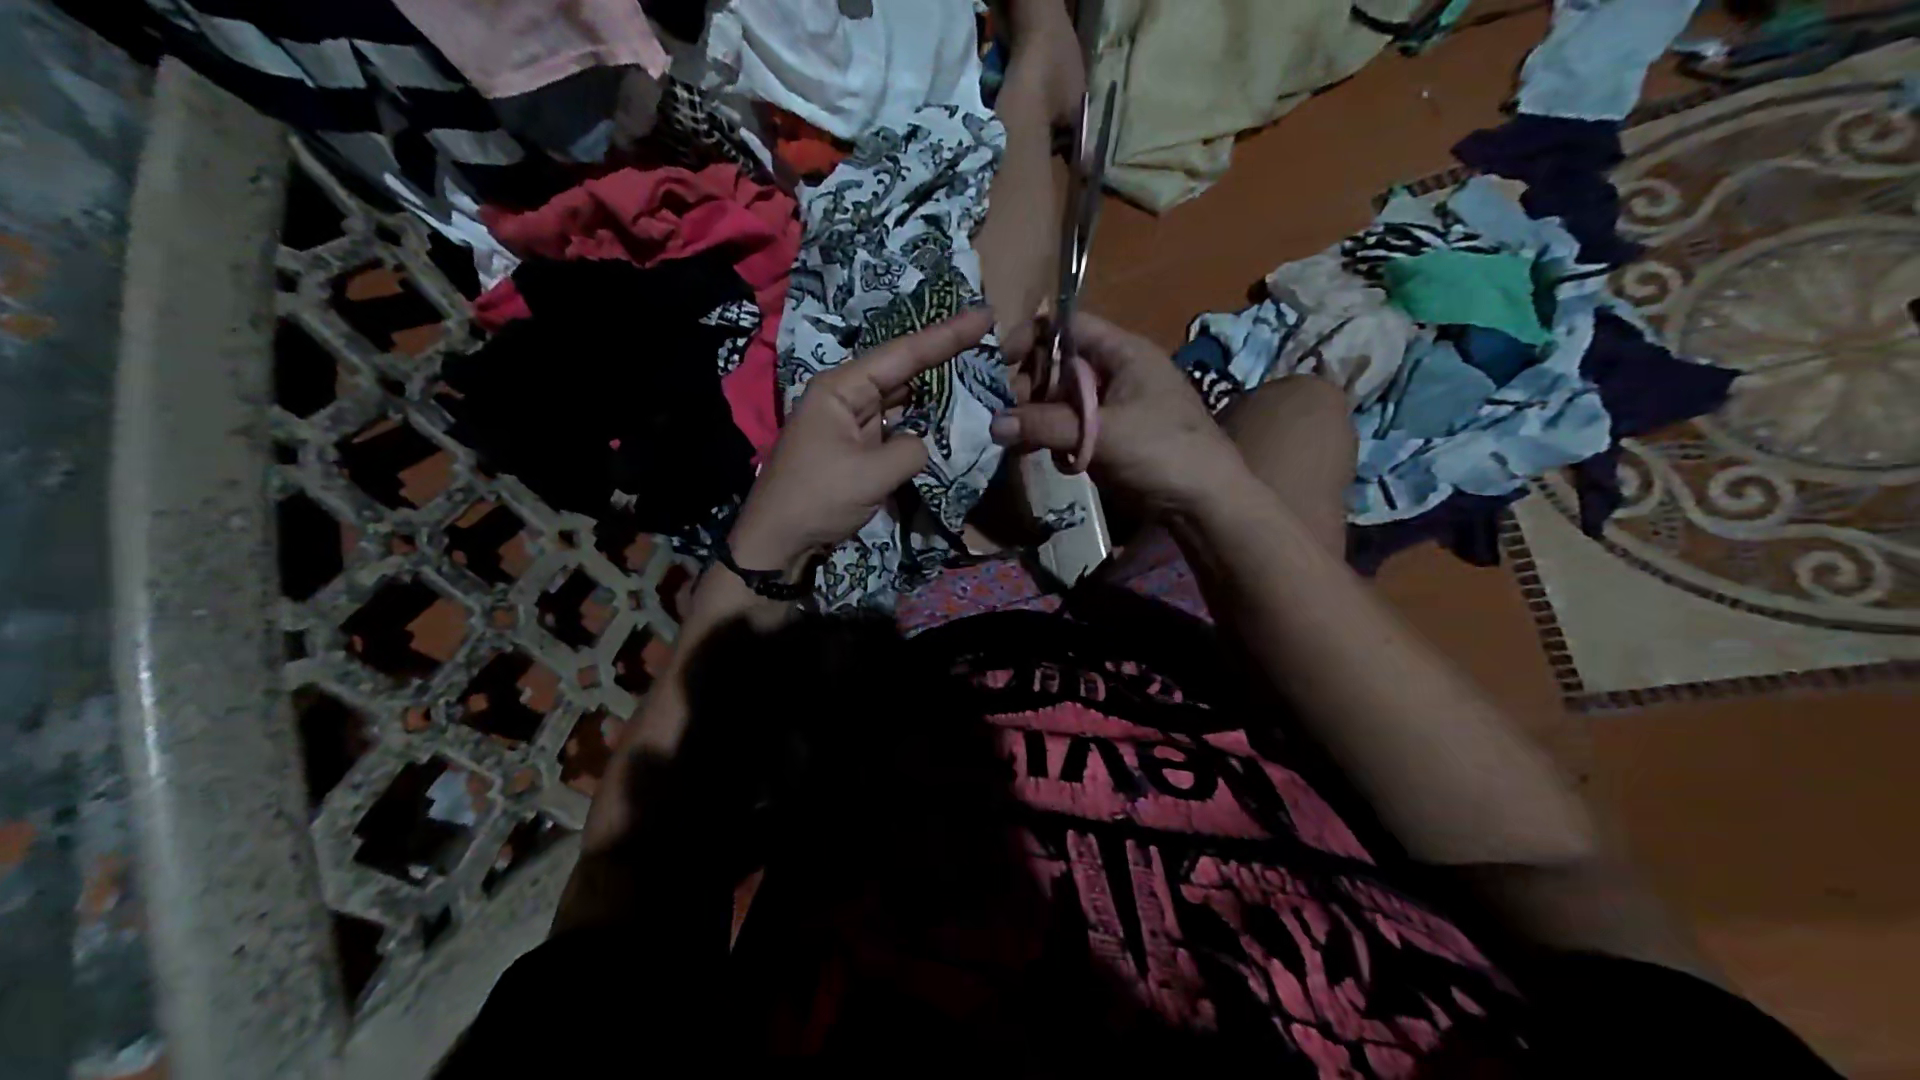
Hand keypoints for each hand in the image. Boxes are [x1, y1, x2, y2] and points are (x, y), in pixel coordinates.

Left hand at [729, 309, 994, 571]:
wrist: (776, 543)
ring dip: (937, 392)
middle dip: (945, 357)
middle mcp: (847, 398)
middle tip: (989, 341)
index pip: (902, 354)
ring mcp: (852, 424)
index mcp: (841, 389)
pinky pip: (897, 427)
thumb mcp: (871, 474)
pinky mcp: (858, 449)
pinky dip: (923, 424)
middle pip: (904, 370)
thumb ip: (911, 451)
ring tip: (979, 374)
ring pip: (903, 399)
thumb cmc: (816, 500)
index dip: (946, 335)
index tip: (984, 315)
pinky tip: (951, 418)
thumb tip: (923, 444)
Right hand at [990, 313, 1245, 515]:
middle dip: (1032, 385)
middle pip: (1061, 364)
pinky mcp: (1111, 437)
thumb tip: (994, 423)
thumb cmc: (1162, 452)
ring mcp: (1114, 407)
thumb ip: (1046, 425)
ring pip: (1062, 400)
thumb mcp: (1102, 434)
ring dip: (1039, 416)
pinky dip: (1054, 438)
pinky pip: (1072, 428)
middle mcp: (1116, 373)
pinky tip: (1044, 455)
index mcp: (1124, 353)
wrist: (1204, 504)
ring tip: (1019, 437)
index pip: (1070, 326)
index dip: (1034, 337)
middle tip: (1010, 411)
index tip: (1001, 362)